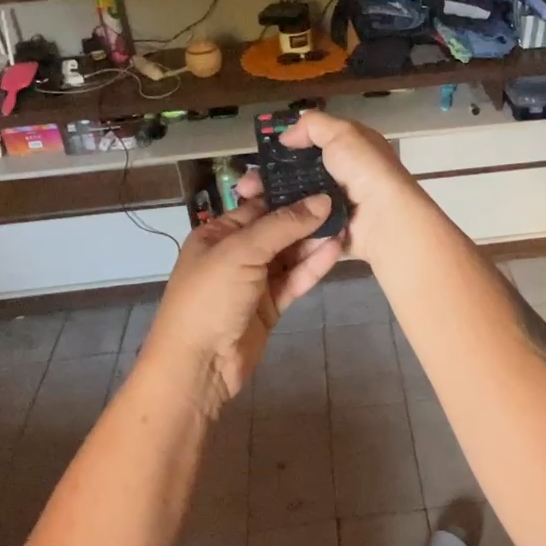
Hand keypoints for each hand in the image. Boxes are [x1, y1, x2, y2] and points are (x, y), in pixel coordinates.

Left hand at [141, 195, 341, 411]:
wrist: (197, 365)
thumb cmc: (209, 298)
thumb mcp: (241, 252)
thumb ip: (283, 225)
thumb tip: (322, 200)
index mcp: (217, 233)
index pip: (258, 205)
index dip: (289, 194)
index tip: (323, 181)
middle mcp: (235, 253)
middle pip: (276, 230)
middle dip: (307, 218)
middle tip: (344, 201)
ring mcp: (253, 281)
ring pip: (289, 255)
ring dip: (314, 241)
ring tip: (348, 222)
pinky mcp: (269, 306)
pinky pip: (294, 280)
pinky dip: (313, 266)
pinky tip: (337, 250)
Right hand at [232, 111, 427, 261]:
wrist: (385, 218)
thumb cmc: (364, 169)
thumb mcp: (342, 132)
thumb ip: (312, 125)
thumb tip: (286, 136)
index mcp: (347, 150)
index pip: (308, 148)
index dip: (281, 152)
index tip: (257, 161)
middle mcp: (341, 178)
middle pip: (297, 178)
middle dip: (268, 182)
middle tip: (244, 189)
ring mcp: (334, 207)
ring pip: (296, 204)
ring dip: (272, 204)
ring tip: (247, 207)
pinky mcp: (330, 232)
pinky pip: (303, 226)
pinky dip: (286, 225)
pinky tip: (264, 225)